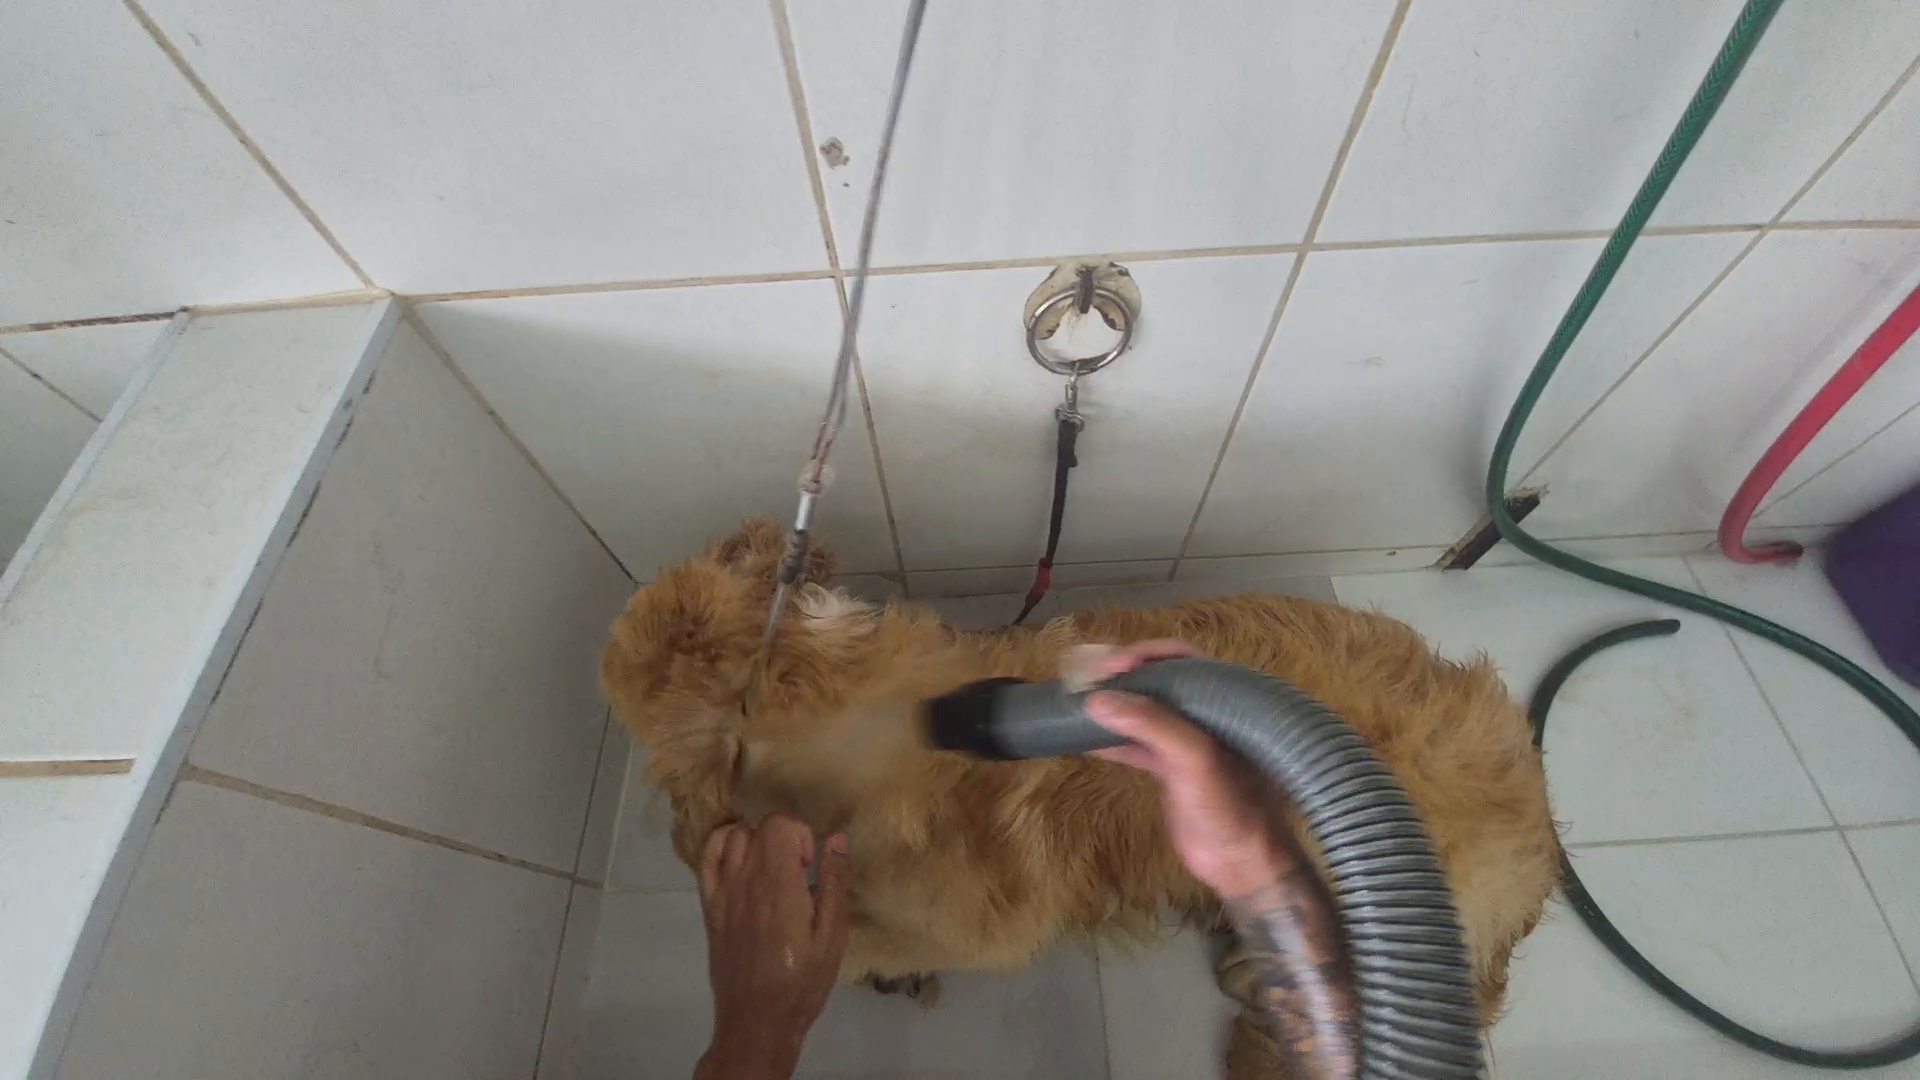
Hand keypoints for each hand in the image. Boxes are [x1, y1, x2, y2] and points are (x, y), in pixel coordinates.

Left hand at [694, 814, 850, 1079]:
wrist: (757, 1022)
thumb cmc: (802, 980)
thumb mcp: (832, 935)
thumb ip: (834, 882)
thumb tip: (836, 837)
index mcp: (778, 884)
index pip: (779, 824)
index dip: (800, 834)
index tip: (810, 865)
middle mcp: (746, 880)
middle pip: (759, 827)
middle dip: (784, 836)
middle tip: (798, 870)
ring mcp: (723, 893)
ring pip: (733, 836)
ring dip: (757, 840)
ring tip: (772, 866)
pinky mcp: (710, 907)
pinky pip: (707, 859)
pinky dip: (722, 846)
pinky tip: (742, 861)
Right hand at [1074, 640, 1302, 900]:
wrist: (1243, 866)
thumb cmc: (1230, 805)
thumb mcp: (1194, 758)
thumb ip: (1151, 724)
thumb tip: (1098, 699)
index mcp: (1224, 700)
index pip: (1182, 658)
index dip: (1146, 654)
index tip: (1113, 664)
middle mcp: (1206, 715)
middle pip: (1159, 680)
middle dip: (1124, 676)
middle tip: (1090, 679)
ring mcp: (1188, 742)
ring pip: (1144, 711)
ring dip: (1114, 705)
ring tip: (1081, 701)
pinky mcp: (1172, 770)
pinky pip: (1137, 745)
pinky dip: (1112, 740)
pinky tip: (1083, 740)